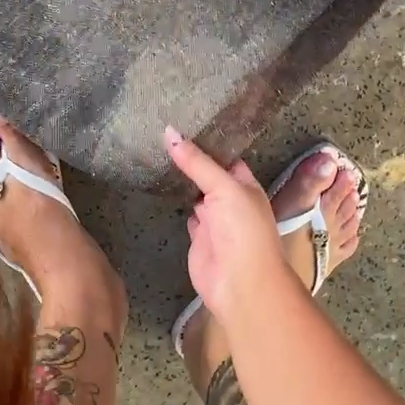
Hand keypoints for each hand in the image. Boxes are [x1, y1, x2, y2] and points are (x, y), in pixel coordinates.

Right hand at [164, 127, 295, 319]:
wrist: (240, 285)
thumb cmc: (243, 230)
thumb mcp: (223, 188)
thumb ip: (197, 162)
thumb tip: (170, 132)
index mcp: (245, 185)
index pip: (226, 156)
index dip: (208, 141)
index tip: (185, 120)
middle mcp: (231, 200)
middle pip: (208, 174)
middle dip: (191, 158)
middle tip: (164, 133)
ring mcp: (214, 219)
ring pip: (196, 193)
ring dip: (182, 179)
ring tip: (158, 151)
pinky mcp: (198, 237)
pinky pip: (186, 214)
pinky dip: (176, 203)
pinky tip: (161, 185)